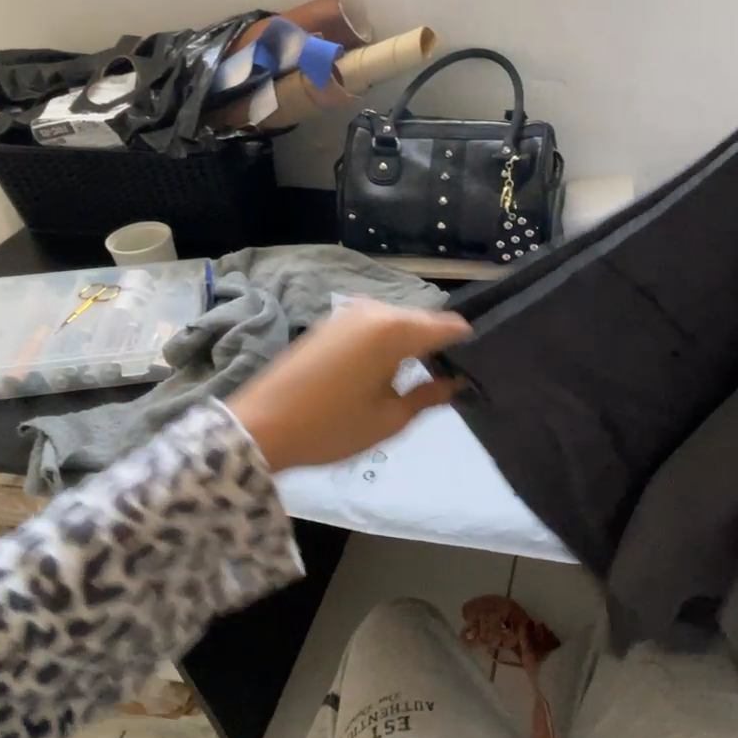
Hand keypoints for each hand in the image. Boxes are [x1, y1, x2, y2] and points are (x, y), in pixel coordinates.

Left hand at [225, 301, 469, 471]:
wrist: (260, 427)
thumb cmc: (331, 427)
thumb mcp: (390, 419)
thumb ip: (430, 395)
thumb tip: (457, 382)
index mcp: (395, 329)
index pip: (450, 326)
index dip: (468, 346)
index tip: (477, 370)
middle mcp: (375, 310)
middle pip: (424, 322)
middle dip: (440, 347)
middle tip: (451, 381)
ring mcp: (350, 314)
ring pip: (399, 325)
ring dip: (413, 346)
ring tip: (422, 380)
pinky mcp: (331, 324)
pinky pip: (375, 328)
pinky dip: (389, 345)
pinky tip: (389, 373)